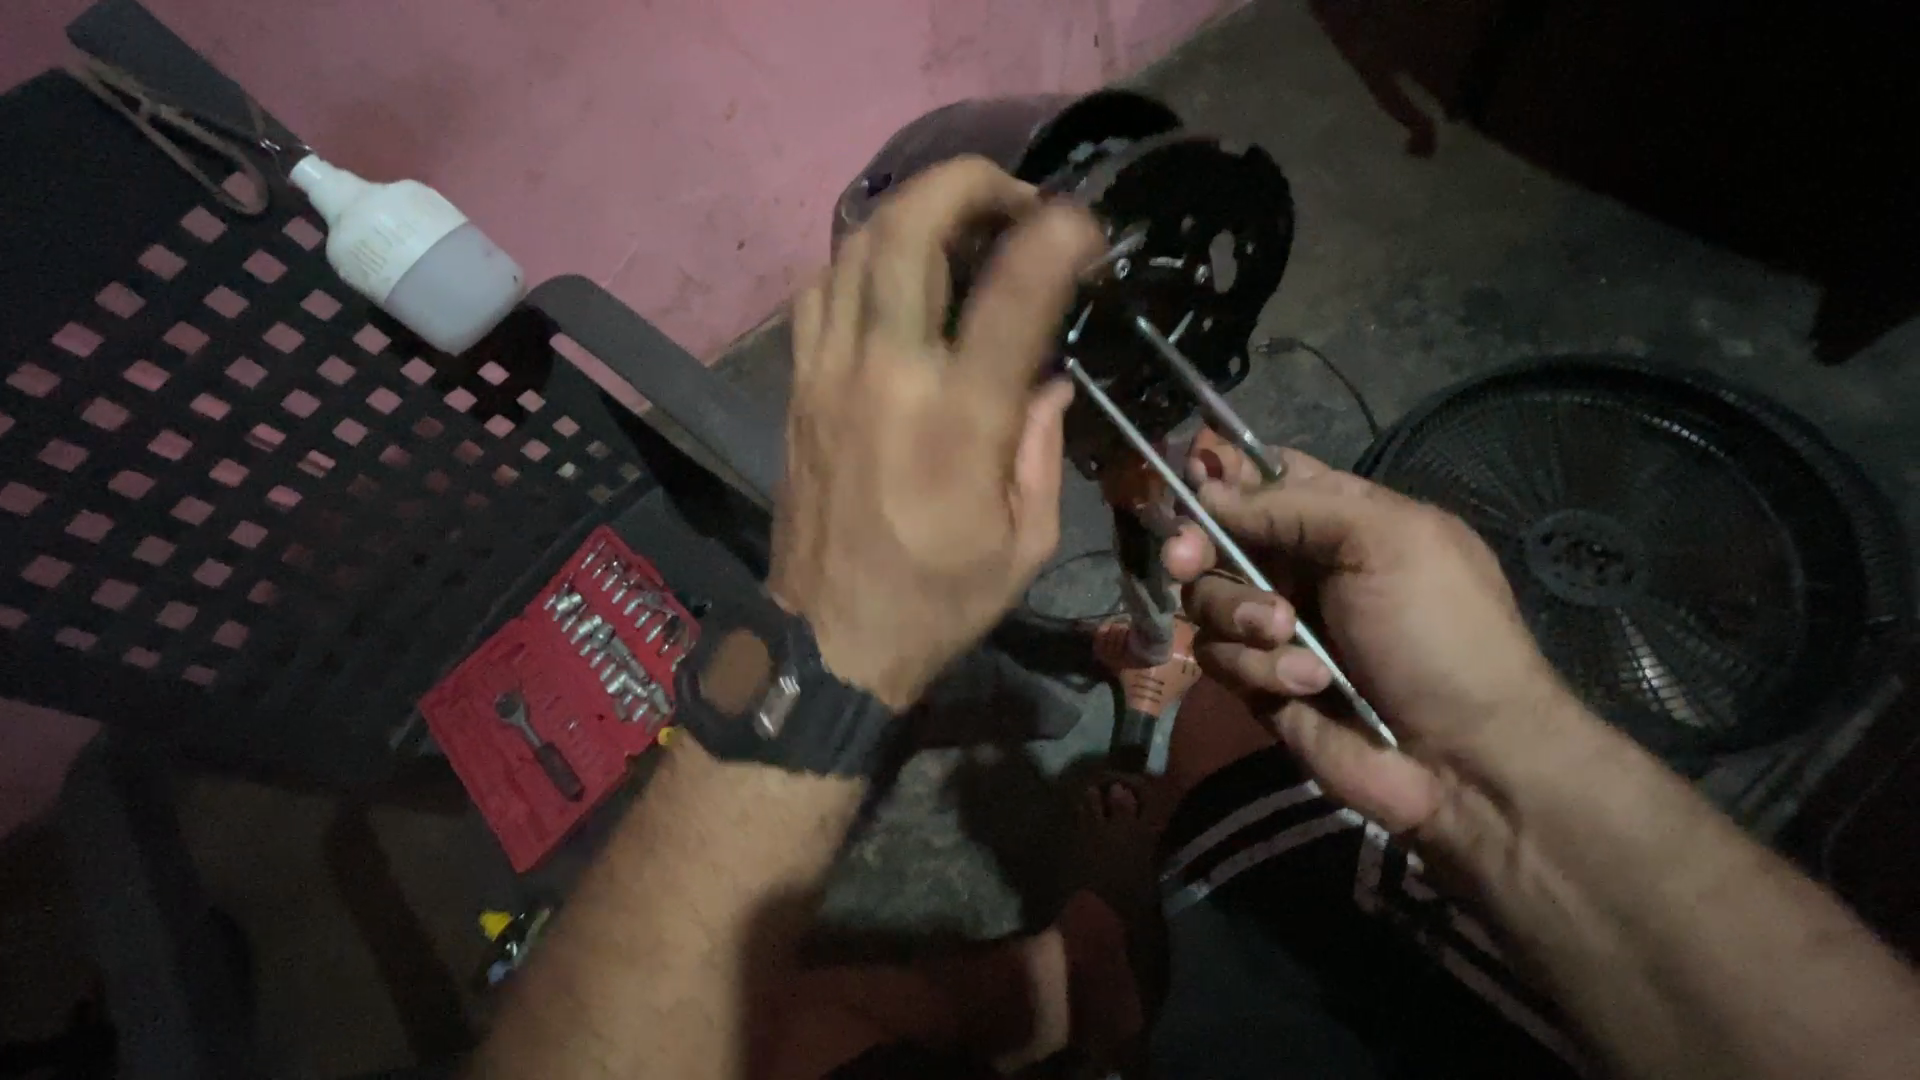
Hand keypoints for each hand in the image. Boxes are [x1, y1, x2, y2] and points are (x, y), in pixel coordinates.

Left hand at [771, 158, 1104, 708]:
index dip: (1054, 236)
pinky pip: (818, 292)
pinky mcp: (797, 389)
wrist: (831, 642)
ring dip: (909, 214)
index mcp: (959, 423)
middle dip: (965, 183)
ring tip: (955, 230)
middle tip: (1010, 200)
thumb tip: (1048, 381)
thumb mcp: (1026, 542)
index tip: (1082, 227)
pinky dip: (858, 261)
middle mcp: (886, 376)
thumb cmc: (939, 602)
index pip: (1012, 293)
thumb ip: (1043, 449)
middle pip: (906, 230)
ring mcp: (828, 375)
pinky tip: (891, 280)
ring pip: (852, 247)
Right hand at [1162, 442, 1580, 832]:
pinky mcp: (1255, 678)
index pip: (1261, 477)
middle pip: (1211, 536)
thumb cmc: (1440, 632)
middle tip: (1184, 559)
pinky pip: (1216, 655)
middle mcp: (1295, 566)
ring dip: (1242, 616)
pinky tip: (1305, 685)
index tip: (1187, 477)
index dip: (1219, 473)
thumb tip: (1206, 489)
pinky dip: (1257, 667)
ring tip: (1289, 638)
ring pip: (1204, 598)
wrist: (1461, 759)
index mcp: (1334, 519)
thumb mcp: (1386, 541)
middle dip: (1195, 546)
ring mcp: (1271, 624)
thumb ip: (1294, 506)